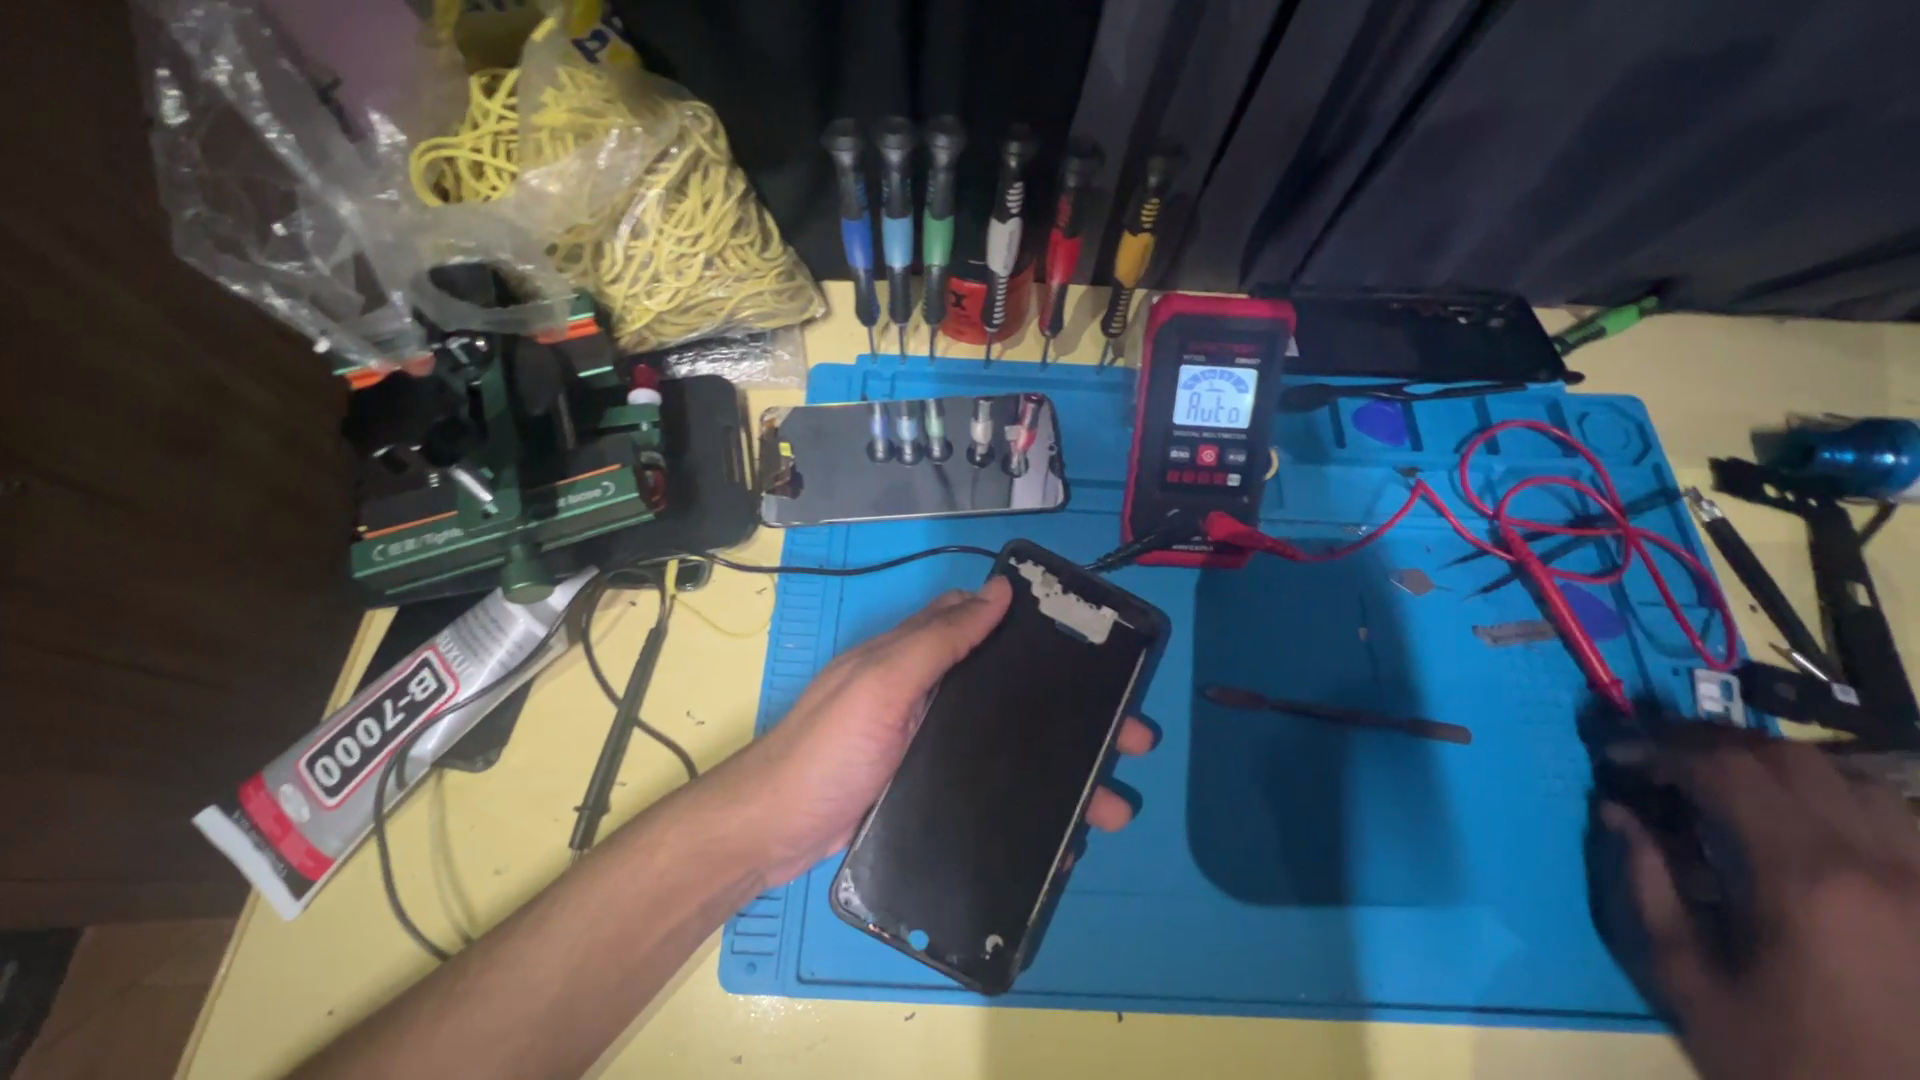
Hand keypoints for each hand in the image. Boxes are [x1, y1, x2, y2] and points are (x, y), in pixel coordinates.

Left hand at [709, 577, 1154, 886]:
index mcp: (917, 660)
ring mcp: (933, 751)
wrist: (770, 835)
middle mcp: (930, 699)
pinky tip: (1065, 837)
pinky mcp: (933, 797)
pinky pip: (993, 793)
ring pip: (1012, 749)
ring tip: (1113, 804)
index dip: (1036, 631)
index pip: (984, 628)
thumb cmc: (826, 751)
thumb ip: (935, 640)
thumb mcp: (879, 684)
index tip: (1094, 645)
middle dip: (1071, 713)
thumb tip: (998, 590)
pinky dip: (1030, 807)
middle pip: (1013, 695)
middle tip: (1131, 736)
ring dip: (1064, 770)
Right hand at [1603, 738, 1919, 1079]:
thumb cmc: (1784, 1058)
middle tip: (1659, 756)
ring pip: (1848, 774)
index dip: (1660, 748)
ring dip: (1773, 763)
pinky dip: (1834, 793)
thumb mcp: (1688, 980)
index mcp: (1802, 878)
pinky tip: (1799, 817)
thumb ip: (1647, 884)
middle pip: (1786, 758)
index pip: (1723, 768)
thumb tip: (1616, 811)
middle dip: (1710, 743)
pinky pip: (1894, 812)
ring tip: (1724, 779)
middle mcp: (1877, 859)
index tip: (1617, 755)